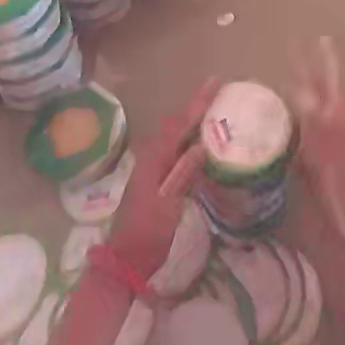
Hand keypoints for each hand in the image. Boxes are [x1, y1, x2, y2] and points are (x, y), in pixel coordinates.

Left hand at [106, 79, 215, 276]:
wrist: (126, 260)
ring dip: (193, 121)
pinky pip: (176, 149)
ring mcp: (153, 168)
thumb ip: (183, 174)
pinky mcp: (158, 179)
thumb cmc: (147, 232)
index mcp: (154, 159)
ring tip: (214, 109)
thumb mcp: (168, 204)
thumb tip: (202, 144)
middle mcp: (152, 157)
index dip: (198, 104)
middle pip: (177, 124)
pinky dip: (190, 139)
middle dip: (197, 107)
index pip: (179, 124)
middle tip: (218, 92)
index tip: (215, 83)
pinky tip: (203, 142)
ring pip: (176, 135)